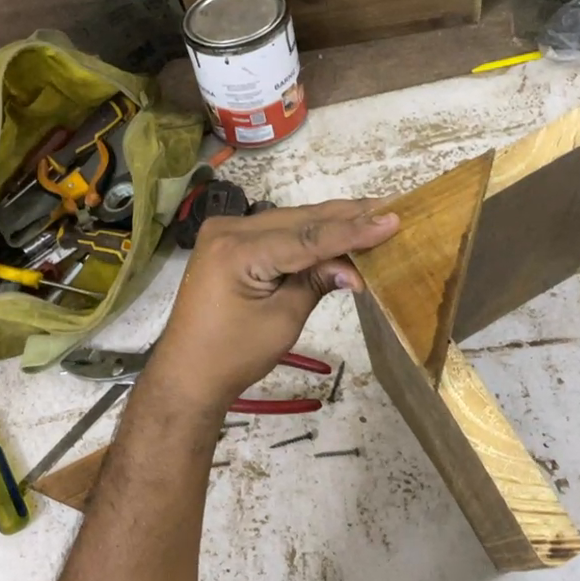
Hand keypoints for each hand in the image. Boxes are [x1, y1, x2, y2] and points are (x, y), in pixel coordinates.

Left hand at [145, 200, 398, 414]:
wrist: (188, 372)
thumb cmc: (233, 355)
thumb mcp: (282, 321)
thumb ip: (316, 283)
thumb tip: (355, 268)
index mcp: (237, 250)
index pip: (307, 237)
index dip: (352, 231)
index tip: (392, 221)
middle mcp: (229, 229)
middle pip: (299, 220)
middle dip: (346, 217)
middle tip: (391, 207)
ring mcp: (225, 232)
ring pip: (289, 221)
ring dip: (330, 222)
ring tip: (373, 213)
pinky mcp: (229, 242)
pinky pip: (275, 232)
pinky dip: (307, 234)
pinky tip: (337, 229)